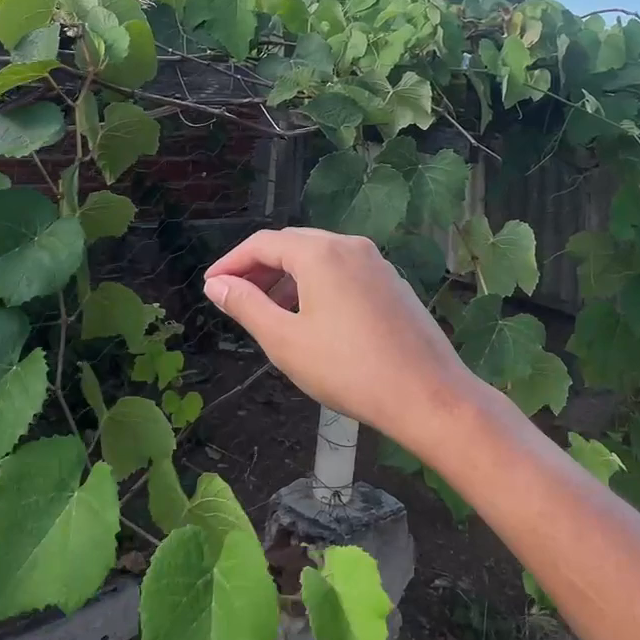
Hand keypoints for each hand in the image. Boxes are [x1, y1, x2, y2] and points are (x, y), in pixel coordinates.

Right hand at [203, 228, 481, 444]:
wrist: (428, 396)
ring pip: (319, 258)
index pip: (262, 243)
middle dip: (258, 268)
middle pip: (292, 245)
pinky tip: (310, 319)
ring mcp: (376, 263)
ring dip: (287, 278)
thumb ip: (246, 306)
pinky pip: (343, 272)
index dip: (231, 263)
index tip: (211, 286)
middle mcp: (350, 245)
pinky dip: (316, 286)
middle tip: (234, 298)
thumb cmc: (348, 369)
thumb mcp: (285, 340)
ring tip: (268, 312)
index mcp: (320, 252)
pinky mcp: (392, 284)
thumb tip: (216, 284)